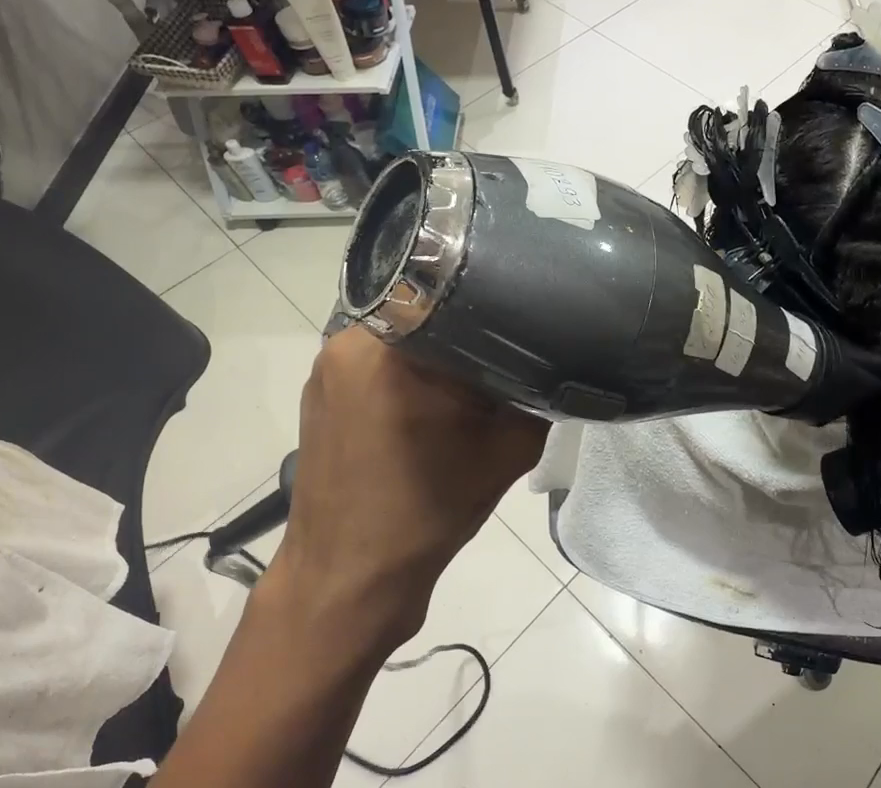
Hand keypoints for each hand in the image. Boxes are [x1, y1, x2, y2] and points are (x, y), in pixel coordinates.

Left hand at [272, 326, 549, 655]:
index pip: (460, 295)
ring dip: (444, 360)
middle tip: (514, 358)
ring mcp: (328, 370)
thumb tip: (559, 362)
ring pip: (409, 341)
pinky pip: (383, 366)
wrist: (349, 584)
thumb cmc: (426, 514)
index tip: (535, 327)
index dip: (504, 308)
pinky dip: (415, 378)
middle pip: (432, 315)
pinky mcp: (322, 397)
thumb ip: (540, 394)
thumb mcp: (509, 449)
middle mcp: (347, 343)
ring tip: (478, 387)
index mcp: (387, 346)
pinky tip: (440, 409)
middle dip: (475, 337)